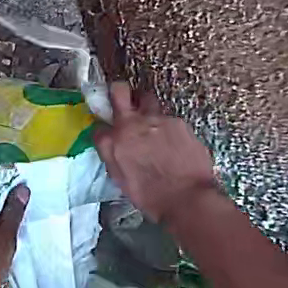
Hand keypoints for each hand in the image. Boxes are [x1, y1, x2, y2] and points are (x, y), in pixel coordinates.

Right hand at [93, 81, 220, 222]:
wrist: (187, 197)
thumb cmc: (151, 195)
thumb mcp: (121, 178)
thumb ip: (111, 153)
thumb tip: (106, 138)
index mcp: (118, 138)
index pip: (99, 122)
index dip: (102, 124)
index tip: (107, 125)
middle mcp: (136, 122)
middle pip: (121, 91)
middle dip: (120, 93)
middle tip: (126, 104)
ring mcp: (160, 119)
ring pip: (149, 103)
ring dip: (148, 111)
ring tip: (155, 131)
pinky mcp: (180, 123)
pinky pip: (169, 120)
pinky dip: (168, 129)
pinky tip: (175, 146)